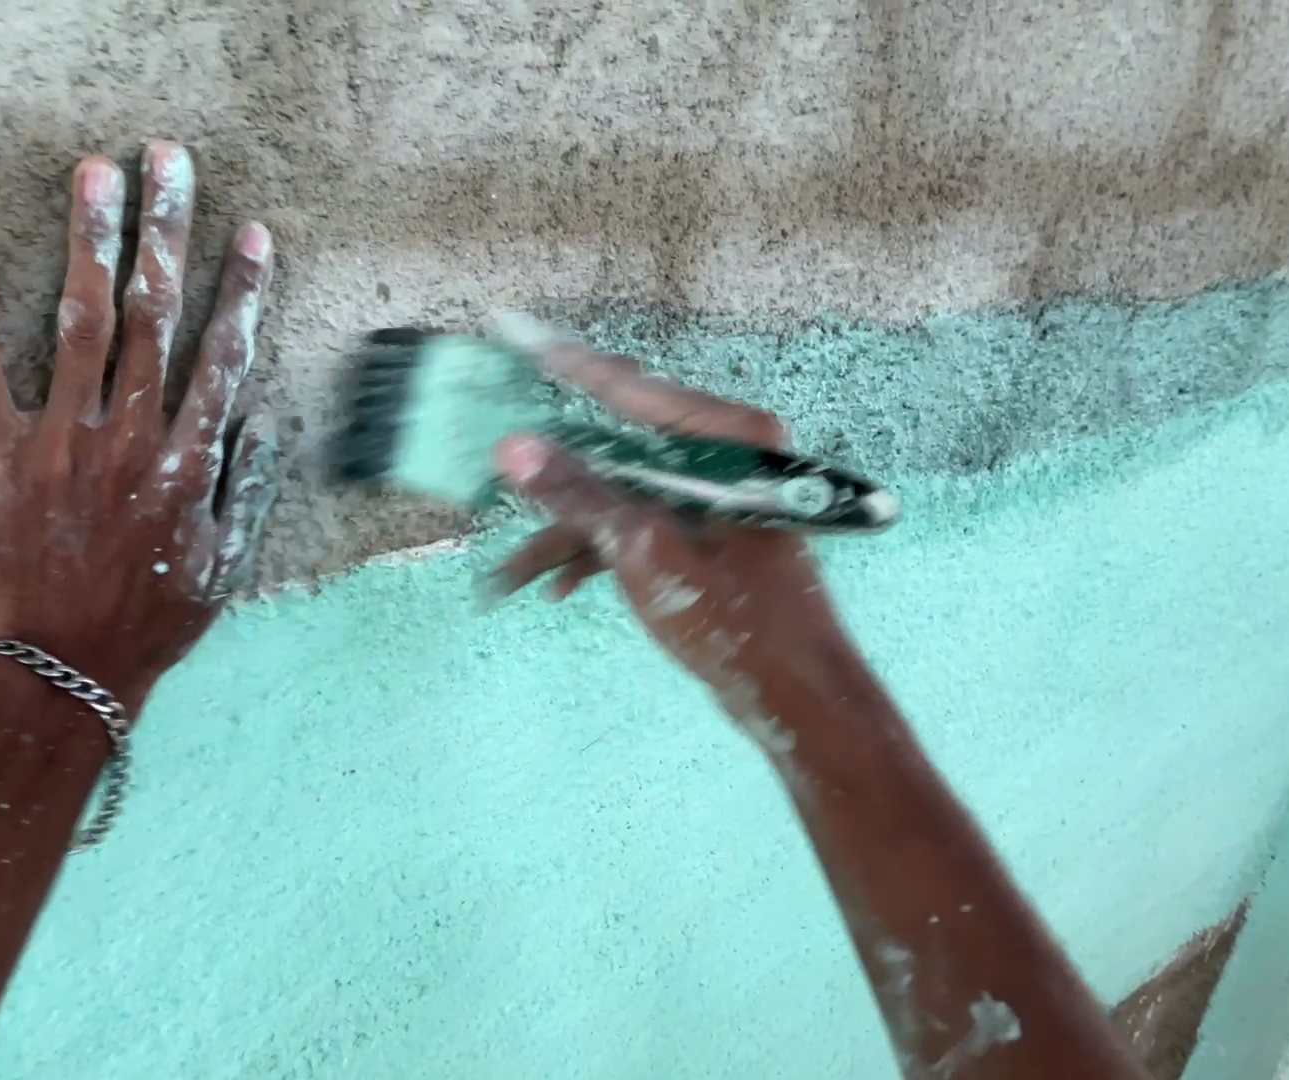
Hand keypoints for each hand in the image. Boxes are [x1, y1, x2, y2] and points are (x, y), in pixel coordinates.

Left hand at [0, 143, 277, 702]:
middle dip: (167, 233)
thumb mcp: (228, 563)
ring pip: (82, 324)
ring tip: (97, 174)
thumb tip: (265, 420)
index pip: (225, 358)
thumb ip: (250, 487)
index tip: (251, 235)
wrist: (69, 666)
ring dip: (90, 243)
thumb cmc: (157, 618)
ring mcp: (64, 442)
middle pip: (156, 317)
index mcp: (190, 464)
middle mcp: (132, 438)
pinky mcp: (0, 458)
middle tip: (169, 161)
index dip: (243, 293)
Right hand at [484, 345, 848, 732]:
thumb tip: (512, 446)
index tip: (511, 331)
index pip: (626, 385)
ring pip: (616, 493)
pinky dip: (596, 552)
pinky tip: (555, 586)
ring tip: (507, 577)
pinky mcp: (698, 530)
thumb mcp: (644, 552)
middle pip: (612, 443)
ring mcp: (705, 494)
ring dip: (564, 533)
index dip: (562, 362)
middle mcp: (716, 453)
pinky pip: (635, 524)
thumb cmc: (735, 619)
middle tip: (491, 466)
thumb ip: (578, 494)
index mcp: (723, 437)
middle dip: (550, 476)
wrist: (797, 694)